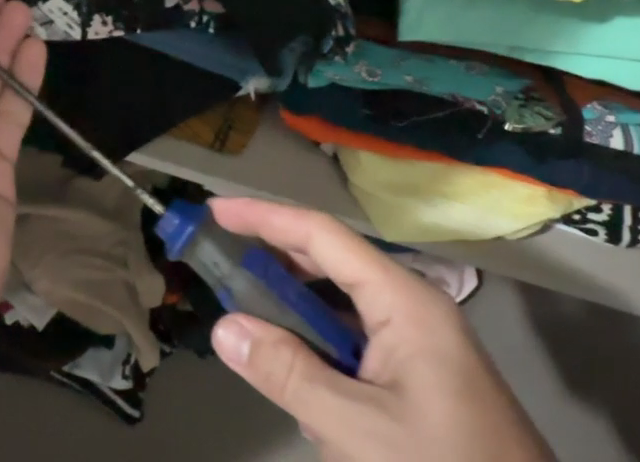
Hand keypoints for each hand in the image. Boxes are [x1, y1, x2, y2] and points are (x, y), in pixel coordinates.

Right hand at [207, 198, 553, 461]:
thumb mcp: (357, 429)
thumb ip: (287, 374)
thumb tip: (225, 326)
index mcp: (405, 302)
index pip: (322, 236)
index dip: (265, 217)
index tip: (216, 211)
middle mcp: (414, 308)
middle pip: (332, 262)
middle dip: (274, 256)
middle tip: (218, 255)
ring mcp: (422, 344)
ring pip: (343, 305)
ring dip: (295, 306)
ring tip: (245, 309)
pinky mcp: (423, 378)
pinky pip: (358, 341)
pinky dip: (319, 344)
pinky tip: (297, 375)